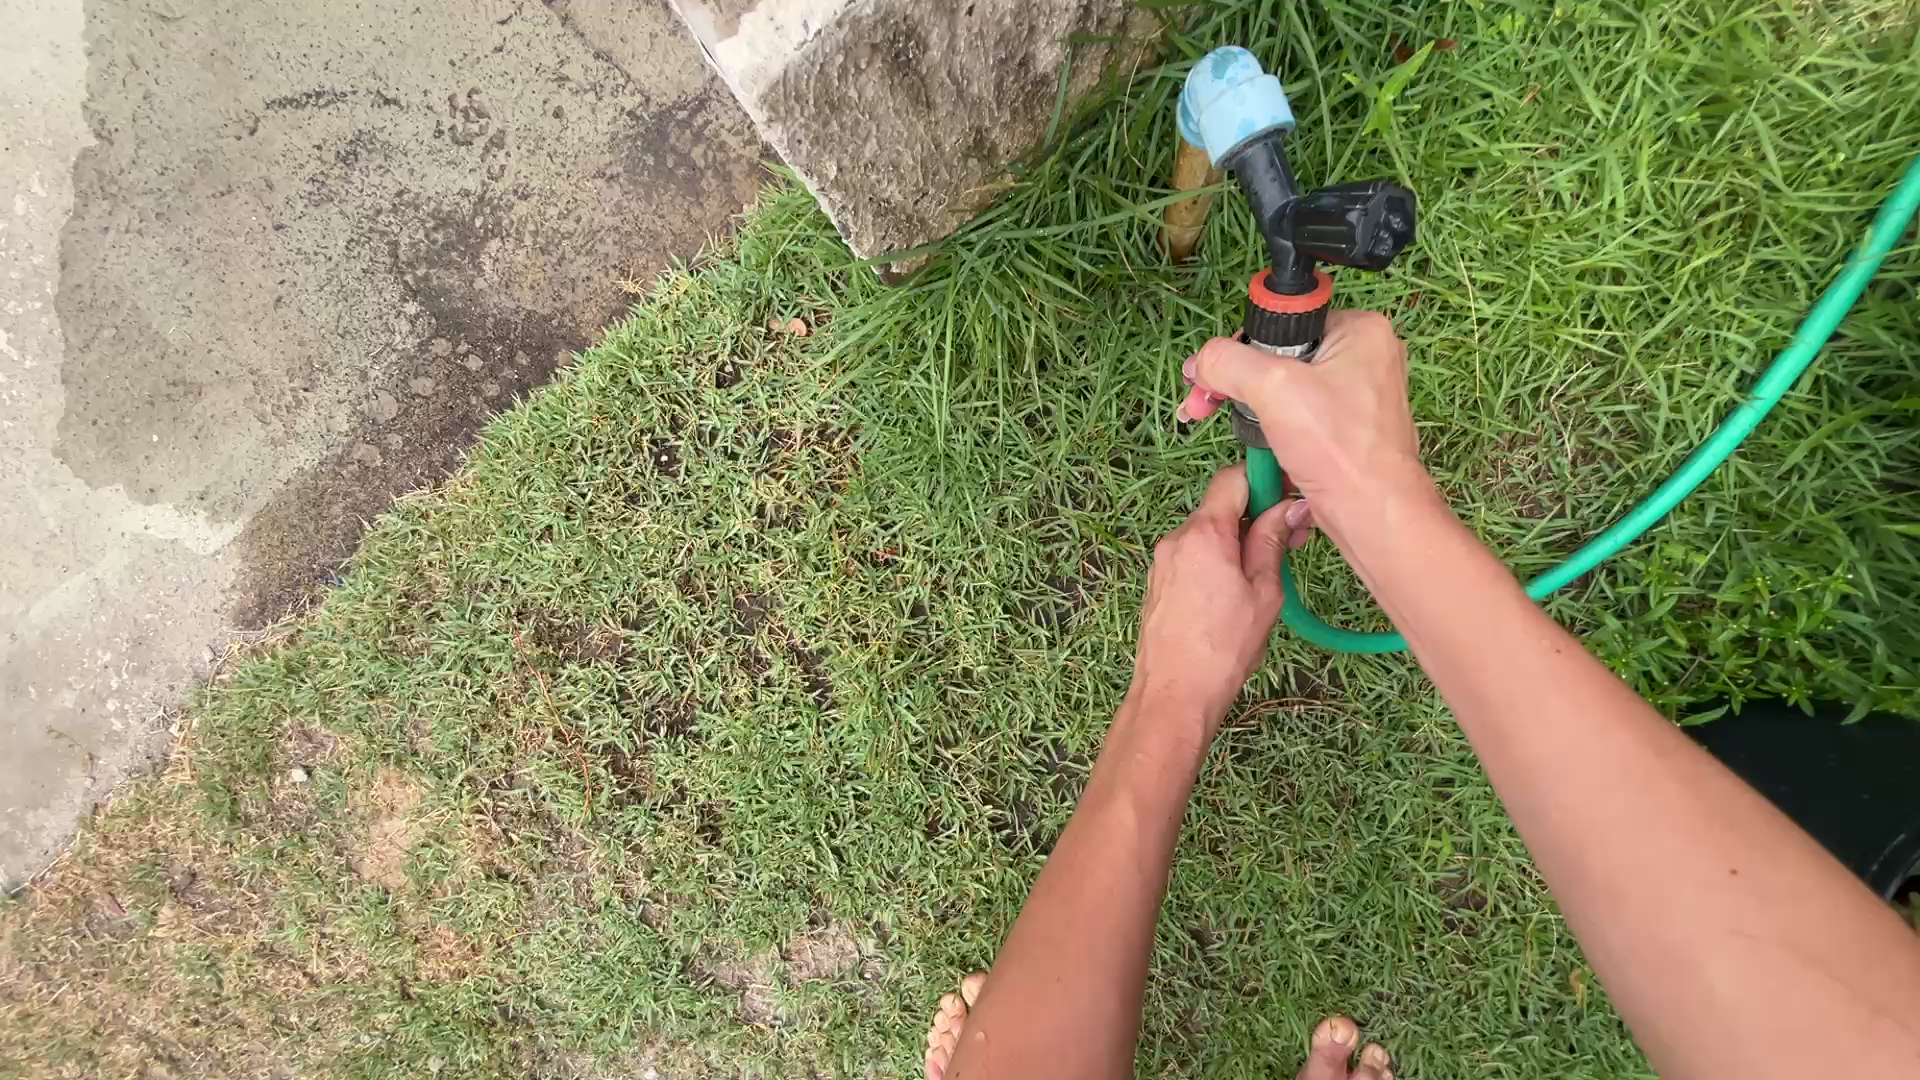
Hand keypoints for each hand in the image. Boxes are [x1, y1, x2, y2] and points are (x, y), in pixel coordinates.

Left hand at [1131, 465, 1308, 724]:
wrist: (1174, 691)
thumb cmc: (1224, 646)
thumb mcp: (1264, 591)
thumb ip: (1272, 541)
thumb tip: (1290, 506)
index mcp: (1203, 533)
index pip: (1232, 479)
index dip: (1264, 481)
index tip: (1290, 498)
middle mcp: (1175, 538)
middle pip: (1220, 507)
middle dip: (1256, 516)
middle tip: (1292, 541)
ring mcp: (1162, 560)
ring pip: (1206, 533)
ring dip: (1237, 540)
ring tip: (1265, 575)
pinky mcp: (1158, 581)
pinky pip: (1192, 555)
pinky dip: (1216, 559)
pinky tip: (1235, 590)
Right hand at [1176, 310, 1429, 540]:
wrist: (1368, 509)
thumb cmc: (1336, 447)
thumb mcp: (1272, 388)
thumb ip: (1228, 362)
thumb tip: (1199, 361)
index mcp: (1358, 329)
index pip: (1279, 326)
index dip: (1237, 351)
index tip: (1210, 379)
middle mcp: (1363, 354)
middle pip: (1276, 356)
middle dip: (1235, 382)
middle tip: (1204, 405)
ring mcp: (1356, 392)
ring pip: (1283, 387)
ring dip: (1249, 406)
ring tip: (1229, 425)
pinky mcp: (1346, 424)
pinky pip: (1296, 412)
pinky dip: (1271, 425)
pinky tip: (1259, 441)